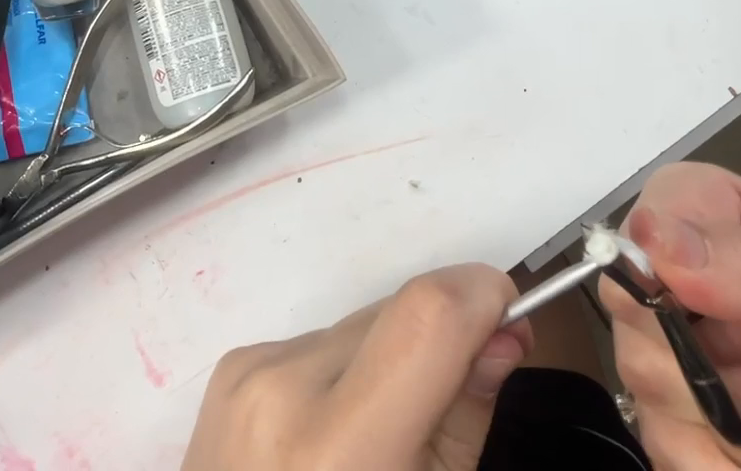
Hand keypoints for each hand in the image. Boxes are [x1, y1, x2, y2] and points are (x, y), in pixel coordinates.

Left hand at [183, 263, 532, 470]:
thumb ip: (465, 416)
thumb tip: (501, 332)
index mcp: (340, 447)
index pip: (425, 315)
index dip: (480, 293)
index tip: (508, 313)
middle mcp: (284, 388)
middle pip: (393, 314)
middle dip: (439, 339)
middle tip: (452, 395)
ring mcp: (249, 371)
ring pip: (356, 326)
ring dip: (386, 359)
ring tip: (374, 433)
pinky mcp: (232, 363)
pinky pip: (315, 343)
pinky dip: (342, 371)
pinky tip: (330, 428)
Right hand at [604, 163, 740, 470]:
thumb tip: (648, 235)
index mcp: (710, 213)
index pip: (636, 232)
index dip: (663, 288)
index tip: (736, 335)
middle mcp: (681, 273)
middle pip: (633, 325)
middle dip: (706, 382)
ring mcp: (689, 346)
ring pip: (649, 397)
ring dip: (724, 441)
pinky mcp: (702, 413)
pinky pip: (673, 449)